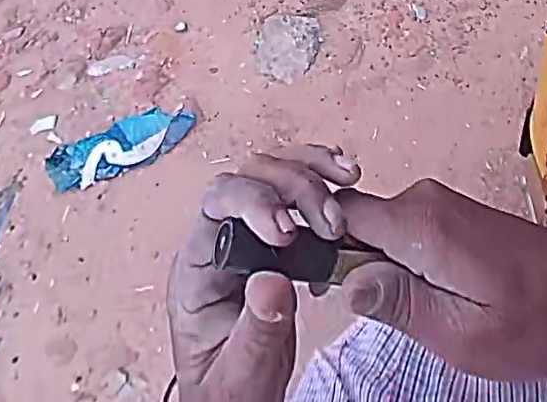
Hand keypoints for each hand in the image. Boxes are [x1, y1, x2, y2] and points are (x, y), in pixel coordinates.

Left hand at [166, 146, 360, 401]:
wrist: (243, 400)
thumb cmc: (231, 393)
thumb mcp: (239, 381)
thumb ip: (254, 335)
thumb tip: (271, 280)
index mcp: (197, 266)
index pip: (217, 203)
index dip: (254, 202)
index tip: (289, 233)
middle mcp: (220, 236)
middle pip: (252, 175)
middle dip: (296, 186)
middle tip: (331, 223)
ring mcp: (248, 227)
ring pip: (276, 168)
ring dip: (313, 170)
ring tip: (348, 181)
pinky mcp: (276, 229)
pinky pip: (296, 183)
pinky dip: (322, 173)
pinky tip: (344, 176)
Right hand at [337, 179, 546, 380]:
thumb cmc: (529, 318)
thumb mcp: (461, 334)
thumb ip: (400, 304)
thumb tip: (347, 283)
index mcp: (420, 226)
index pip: (343, 213)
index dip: (321, 242)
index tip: (319, 282)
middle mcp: (422, 200)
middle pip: (356, 218)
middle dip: (347, 258)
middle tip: (362, 308)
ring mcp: (434, 200)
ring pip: (377, 224)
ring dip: (374, 261)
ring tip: (399, 304)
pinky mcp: (444, 209)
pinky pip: (399, 226)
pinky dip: (395, 255)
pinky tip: (418, 288)